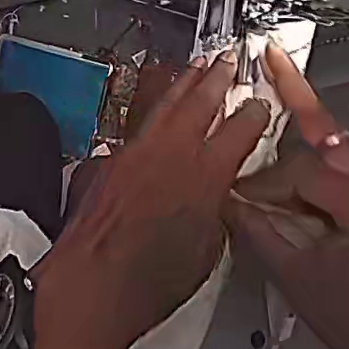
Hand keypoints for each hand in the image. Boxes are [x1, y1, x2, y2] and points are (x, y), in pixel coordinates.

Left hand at [32, 51, 268, 348]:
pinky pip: (143, 123)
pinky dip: (159, 107)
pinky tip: (164, 106)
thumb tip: (218, 196)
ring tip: (199, 65)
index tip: (261, 106)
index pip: (239, 131)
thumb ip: (217, 211)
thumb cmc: (147, 284)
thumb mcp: (206, 252)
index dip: (254, 115)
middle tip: (228, 60)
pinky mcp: (113, 159)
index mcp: (204, 177)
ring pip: (168, 104)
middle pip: (201, 101)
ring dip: (186, 81)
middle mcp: (171, 155)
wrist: (87, 288)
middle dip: (218, 77)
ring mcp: (138, 152)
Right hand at [226, 44, 348, 348]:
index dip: (264, 183)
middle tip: (271, 60)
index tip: (236, 195)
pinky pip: (344, 165)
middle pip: (327, 132)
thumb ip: (258, 230)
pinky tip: (293, 154)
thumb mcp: (296, 277)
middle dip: (296, 97)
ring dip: (306, 121)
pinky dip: (316, 152)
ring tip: (279, 90)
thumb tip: (226, 199)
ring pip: (337, 143)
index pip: (301, 172)